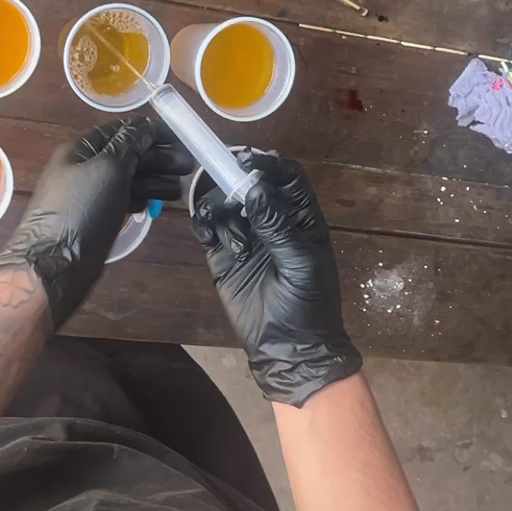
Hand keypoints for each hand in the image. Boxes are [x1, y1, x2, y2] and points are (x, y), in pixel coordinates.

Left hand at [0, 116, 193, 329]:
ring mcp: (89, 195)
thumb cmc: (81, 210)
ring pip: (127, 179)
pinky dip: (142, 198)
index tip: (181, 139)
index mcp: (81, 148)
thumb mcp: (109, 169)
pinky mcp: (94, 219)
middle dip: (158, 157)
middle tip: (189, 166)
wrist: (52, 266)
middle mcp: (84, 167)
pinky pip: (122, 200)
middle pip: (127, 154)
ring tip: (182, 186)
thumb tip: (145, 126)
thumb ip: (129, 145)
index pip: (122, 130)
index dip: (152, 132)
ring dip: (154, 179)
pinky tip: (159, 203)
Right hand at [191, 152, 362, 405]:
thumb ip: (277, 224)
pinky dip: (205, 222)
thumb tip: (255, 186)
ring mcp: (244, 235)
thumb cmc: (306, 306)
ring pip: (226, 201)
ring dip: (221, 204)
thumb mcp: (299, 263)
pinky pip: (208, 226)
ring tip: (230, 233)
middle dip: (235, 177)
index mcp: (299, 218)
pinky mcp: (221, 253)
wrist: (286, 350)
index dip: (269, 164)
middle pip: (250, 182)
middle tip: (221, 174)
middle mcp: (270, 220)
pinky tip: (211, 235)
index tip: (247, 159)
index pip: (286, 177)